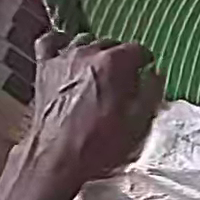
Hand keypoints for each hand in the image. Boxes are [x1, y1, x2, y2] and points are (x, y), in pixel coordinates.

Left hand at [0, 31, 164, 199]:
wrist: (58, 158)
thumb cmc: (98, 145)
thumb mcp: (136, 124)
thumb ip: (150, 93)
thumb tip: (155, 75)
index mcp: (114, 64)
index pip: (137, 50)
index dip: (144, 62)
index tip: (145, 73)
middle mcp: (88, 53)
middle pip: (110, 44)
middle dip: (119, 59)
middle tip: (122, 81)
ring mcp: (63, 57)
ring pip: (83, 41)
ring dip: (94, 54)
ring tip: (97, 73)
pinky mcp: (44, 68)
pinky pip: (51, 42)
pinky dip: (60, 44)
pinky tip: (66, 55)